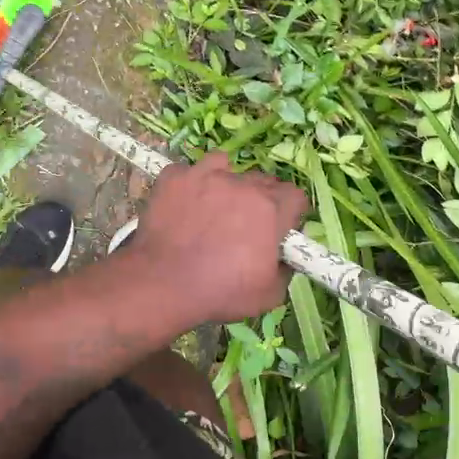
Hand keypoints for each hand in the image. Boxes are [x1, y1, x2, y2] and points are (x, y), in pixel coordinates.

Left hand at [127, 154, 308, 323]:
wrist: (164, 280)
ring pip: (224, 166)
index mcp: (269, 209)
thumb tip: (283, 252)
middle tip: (245, 222)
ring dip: (226, 182)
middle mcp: (239, 183)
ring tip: (215, 204)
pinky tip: (185, 202)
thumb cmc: (222, 290)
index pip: (294, 196)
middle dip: (260, 199)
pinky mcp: (174, 175)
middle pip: (261, 181)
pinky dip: (191, 183)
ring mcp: (203, 174)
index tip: (280, 226)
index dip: (290, 212)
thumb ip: (285, 265)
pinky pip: (189, 170)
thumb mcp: (271, 292)